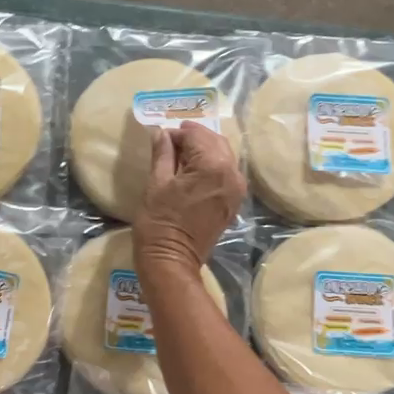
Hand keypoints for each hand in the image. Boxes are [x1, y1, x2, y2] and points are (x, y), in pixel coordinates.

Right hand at [133, 125, 246, 279]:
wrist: (171, 260)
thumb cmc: (158, 222)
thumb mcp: (156, 183)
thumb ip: (162, 153)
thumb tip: (161, 133)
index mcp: (213, 166)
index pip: (196, 136)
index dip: (177, 133)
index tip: (160, 136)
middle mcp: (232, 174)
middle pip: (215, 142)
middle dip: (193, 139)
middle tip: (170, 142)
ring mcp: (236, 189)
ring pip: (223, 156)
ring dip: (203, 151)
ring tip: (179, 157)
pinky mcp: (233, 202)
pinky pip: (225, 173)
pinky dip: (211, 166)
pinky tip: (192, 172)